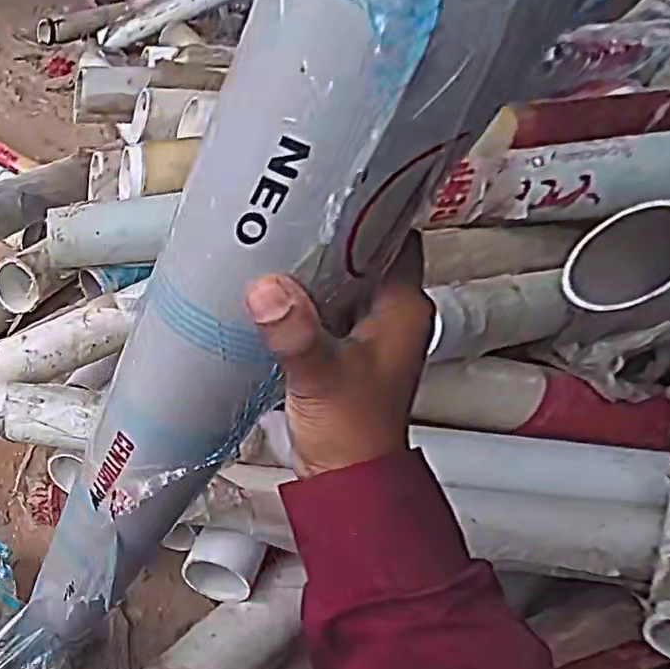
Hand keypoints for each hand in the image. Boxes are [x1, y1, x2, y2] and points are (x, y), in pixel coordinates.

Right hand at [243, 235, 434, 476]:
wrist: (345, 476)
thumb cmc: (353, 432)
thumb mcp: (321, 376)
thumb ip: (295, 333)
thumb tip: (265, 289)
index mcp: (404, 310)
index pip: (395, 238)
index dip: (368, 212)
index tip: (331, 192)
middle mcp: (389, 318)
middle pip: (362, 260)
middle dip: (328, 241)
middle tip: (288, 217)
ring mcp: (362, 338)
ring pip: (338, 288)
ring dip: (310, 275)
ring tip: (272, 253)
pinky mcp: (336, 356)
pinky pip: (319, 316)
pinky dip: (298, 306)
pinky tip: (270, 302)